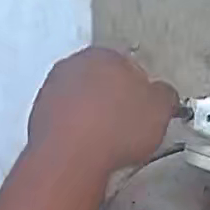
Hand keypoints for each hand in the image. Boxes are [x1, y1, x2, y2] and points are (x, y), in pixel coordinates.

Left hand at [27, 47, 178, 170]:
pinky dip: (82, 129)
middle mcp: (76, 63)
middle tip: (134, 124)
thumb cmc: (114, 129)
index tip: (151, 108)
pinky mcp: (42, 112)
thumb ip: (166, 95)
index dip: (145, 91)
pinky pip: (70, 117)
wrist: (73, 155)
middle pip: (105, 80)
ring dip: (99, 114)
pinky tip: (94, 145)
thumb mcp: (160, 110)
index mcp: (107, 55)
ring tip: (114, 139)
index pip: (133, 67)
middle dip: (119, 100)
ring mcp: (55, 86)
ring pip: (86, 98)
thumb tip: (165, 94)